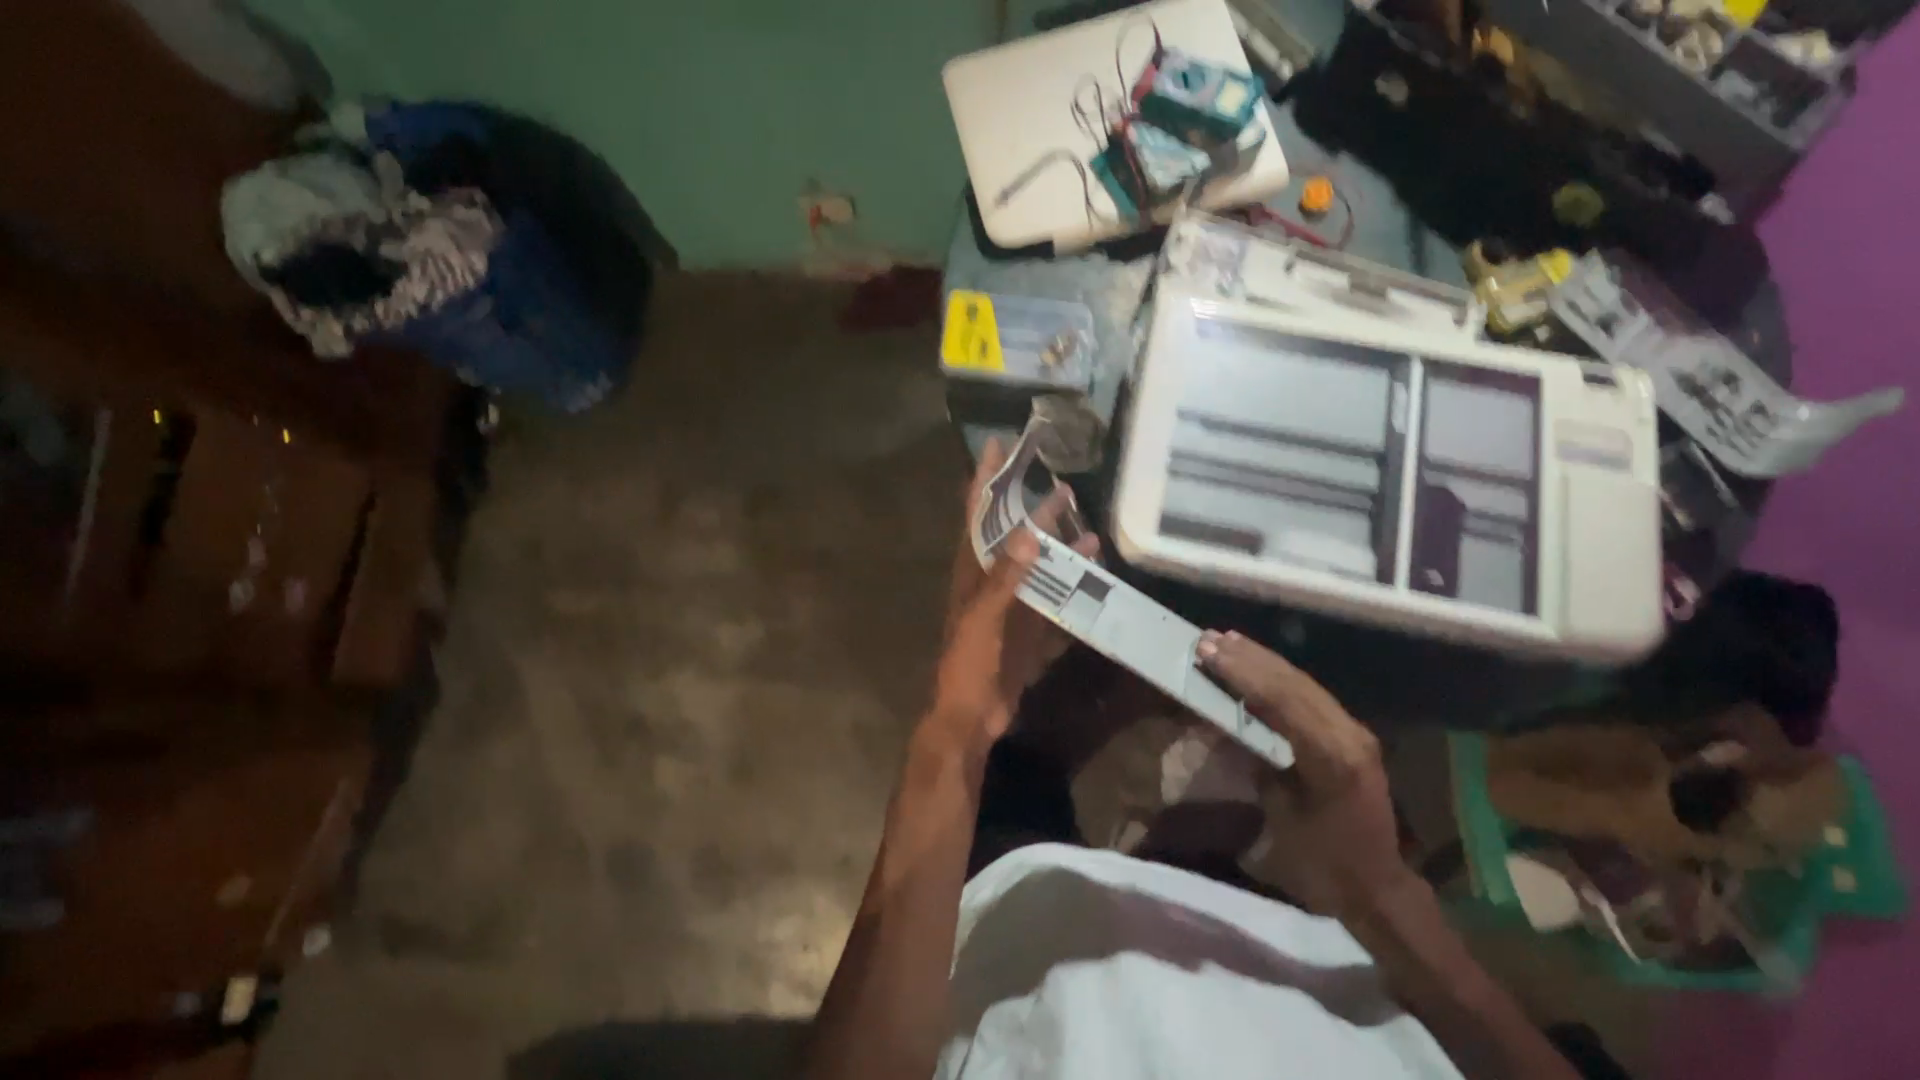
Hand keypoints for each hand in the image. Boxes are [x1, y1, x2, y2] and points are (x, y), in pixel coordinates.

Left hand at [930, 439, 1098, 747]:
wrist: (970, 718)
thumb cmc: (967, 664)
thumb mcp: (983, 619)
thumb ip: (1005, 578)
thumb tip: (1029, 534)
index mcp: (971, 573)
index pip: (976, 515)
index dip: (984, 480)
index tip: (997, 444)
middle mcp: (990, 584)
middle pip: (1012, 537)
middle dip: (1032, 510)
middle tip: (1063, 486)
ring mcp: (1011, 609)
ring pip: (1038, 570)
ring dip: (1060, 550)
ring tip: (1089, 527)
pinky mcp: (1027, 634)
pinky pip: (1053, 605)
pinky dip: (1072, 591)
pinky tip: (1095, 579)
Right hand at [1196, 630, 1409, 913]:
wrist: (1376, 886)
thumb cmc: (1323, 861)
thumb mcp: (1281, 813)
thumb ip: (1257, 763)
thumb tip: (1230, 727)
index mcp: (1332, 754)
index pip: (1282, 698)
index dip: (1242, 672)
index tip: (1207, 653)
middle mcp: (1348, 733)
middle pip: (1294, 683)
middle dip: (1249, 659)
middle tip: (1210, 640)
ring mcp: (1355, 732)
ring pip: (1305, 684)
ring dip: (1264, 662)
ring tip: (1228, 643)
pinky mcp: (1353, 736)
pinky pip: (1313, 697)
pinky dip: (1281, 679)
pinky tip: (1260, 668)